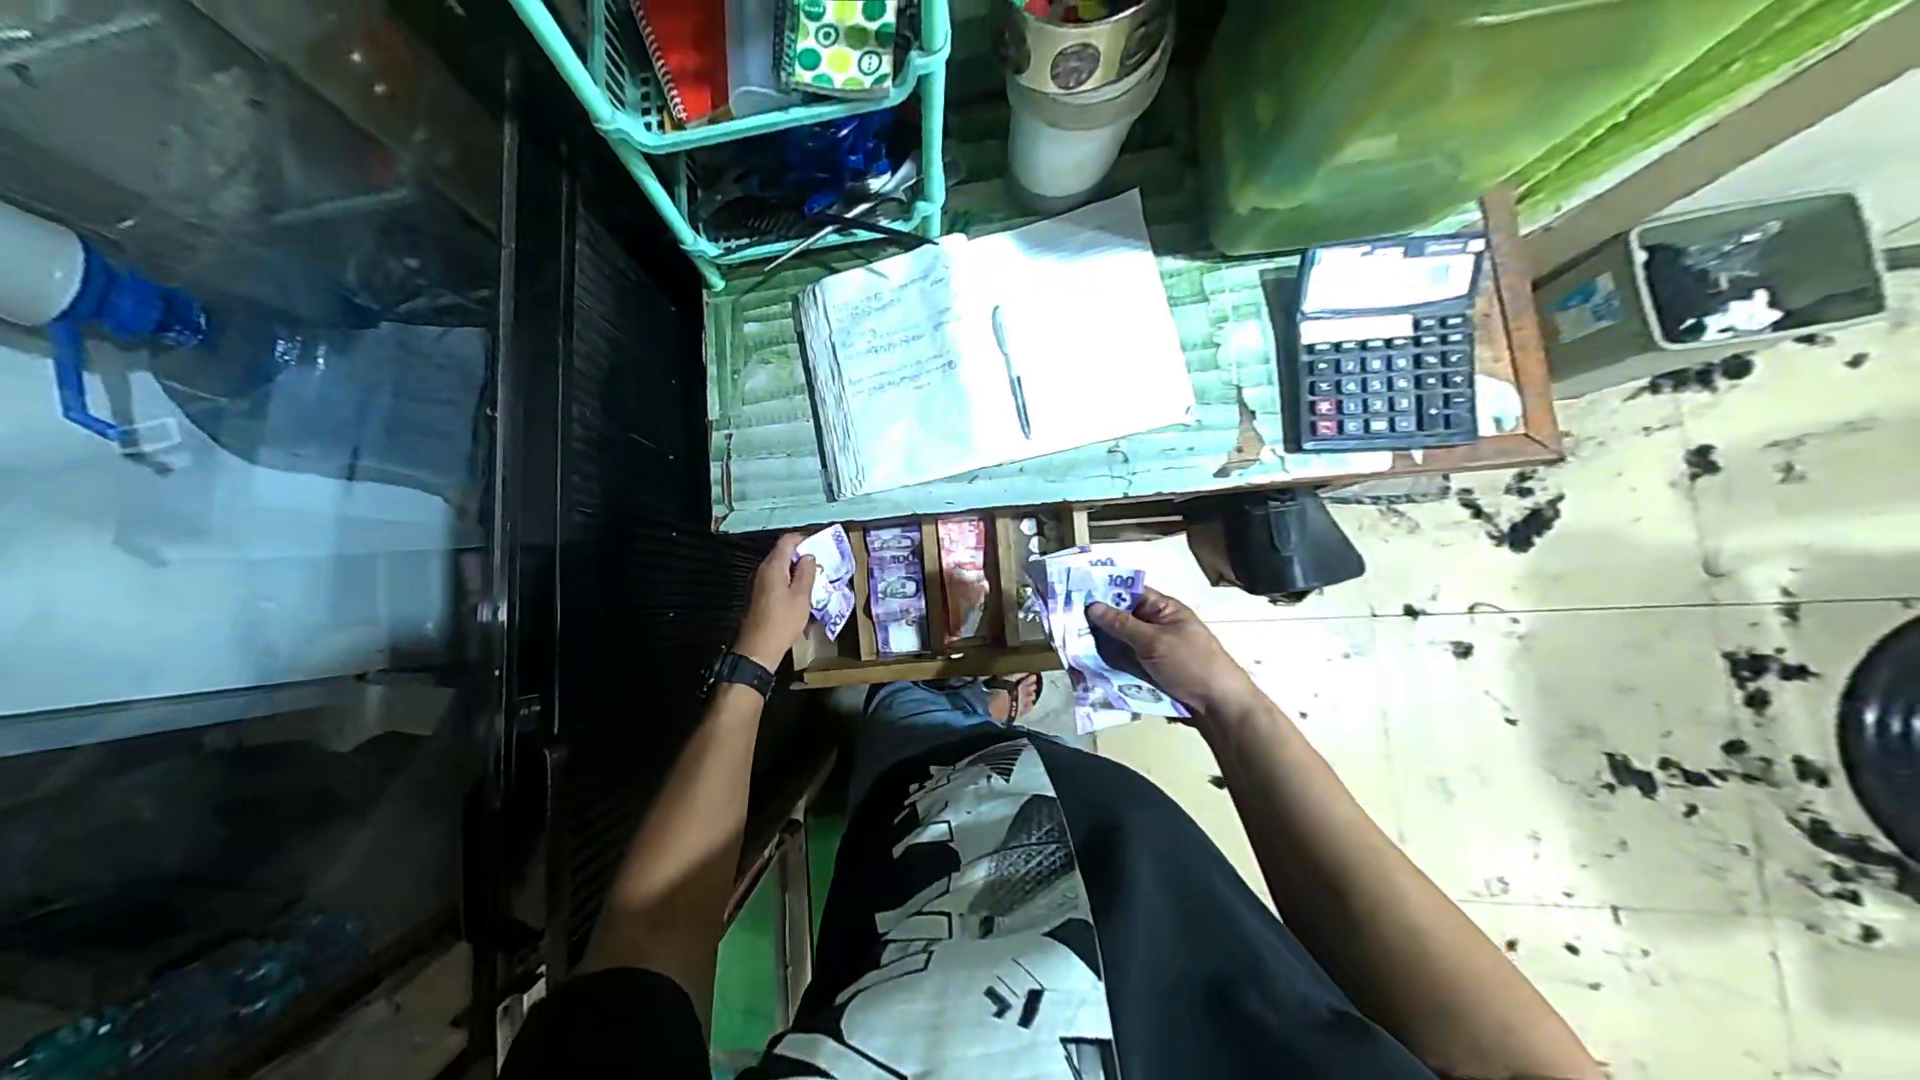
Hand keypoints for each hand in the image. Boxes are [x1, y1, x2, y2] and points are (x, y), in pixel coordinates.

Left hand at [735, 533, 817, 670]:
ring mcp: (759, 582)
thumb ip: (806, 573)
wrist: (759, 648)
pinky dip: (788, 579)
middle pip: (782, 552)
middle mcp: (763, 570)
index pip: (787, 541)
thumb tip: (808, 556)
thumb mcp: (802, 597)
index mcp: (773, 567)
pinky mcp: (759, 594)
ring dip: (795, 568)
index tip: (819, 547)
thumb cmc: (783, 621)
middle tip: (819, 564)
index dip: (803, 539)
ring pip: (779, 566)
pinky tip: (799, 592)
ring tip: (813, 578)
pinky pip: (775, 578)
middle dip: (801, 554)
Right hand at [1086, 587, 1262, 723]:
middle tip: (1065, 623)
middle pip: (1120, 618)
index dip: (1104, 592)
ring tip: (1070, 645)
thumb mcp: (1154, 641)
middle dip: (1096, 621)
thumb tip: (1093, 605)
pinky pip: (1123, 662)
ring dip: (1099, 645)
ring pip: (1118, 642)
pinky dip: (1108, 663)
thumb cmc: (1191, 664)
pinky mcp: (1148, 671)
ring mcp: (1151, 649)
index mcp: (1163, 609)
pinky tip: (1086, 665)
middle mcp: (1155, 625)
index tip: (1074, 593)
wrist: (1218, 706)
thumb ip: (1122, 624)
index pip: (1129, 592)